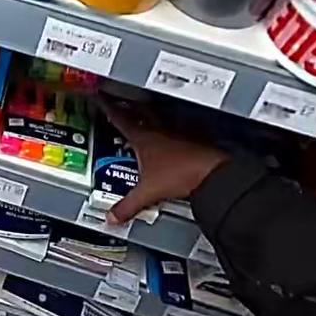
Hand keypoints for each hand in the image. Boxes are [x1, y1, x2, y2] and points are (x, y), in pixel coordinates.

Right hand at [105, 105, 227, 224]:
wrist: (213, 172)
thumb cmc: (183, 173)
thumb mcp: (148, 192)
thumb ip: (128, 205)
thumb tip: (113, 216)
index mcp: (143, 138)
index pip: (120, 119)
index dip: (109, 108)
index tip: (101, 100)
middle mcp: (158, 131)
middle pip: (139, 112)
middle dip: (128, 107)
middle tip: (121, 102)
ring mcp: (174, 134)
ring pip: (156, 118)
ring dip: (147, 114)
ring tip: (141, 113)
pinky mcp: (188, 140)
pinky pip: (172, 129)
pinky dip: (166, 128)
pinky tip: (167, 135)